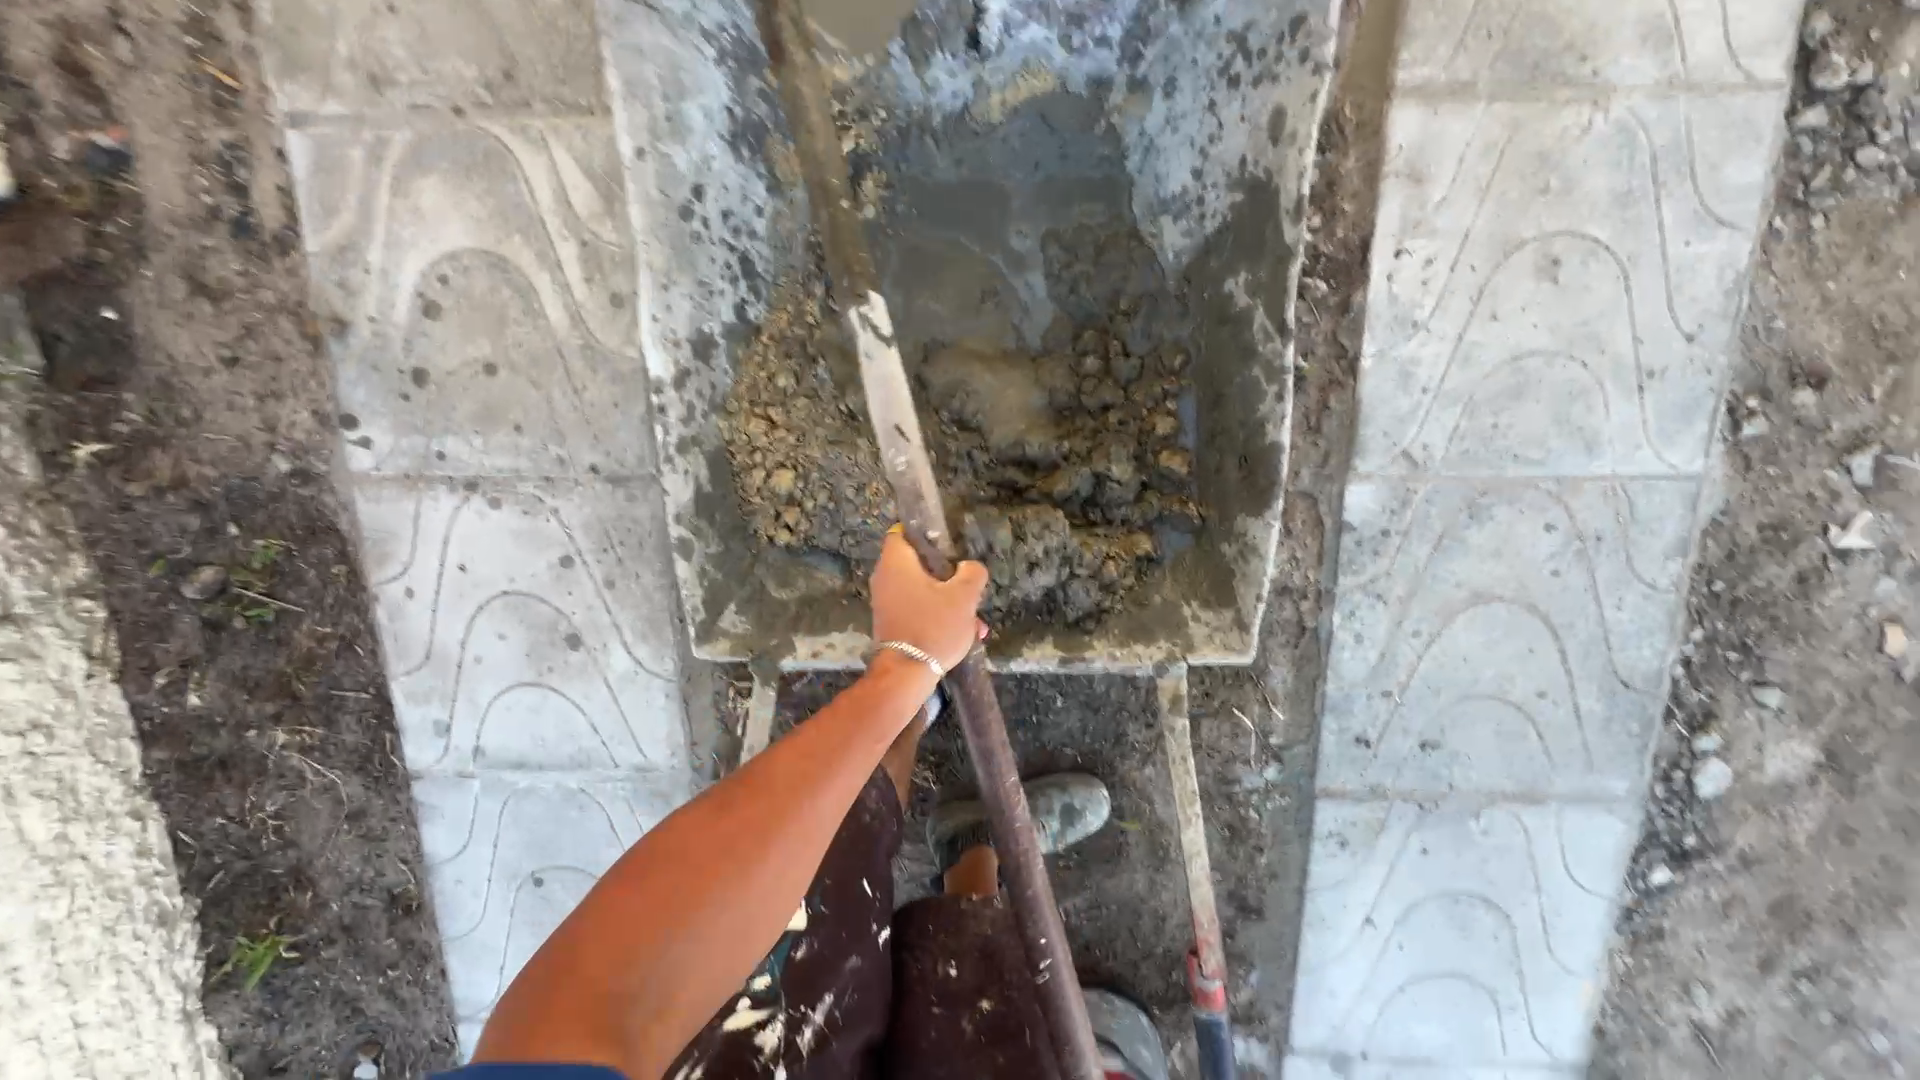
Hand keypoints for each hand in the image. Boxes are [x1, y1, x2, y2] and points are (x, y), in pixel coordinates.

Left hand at [870, 526, 989, 671]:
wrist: (906, 674)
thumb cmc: (933, 627)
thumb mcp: (964, 597)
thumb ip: (972, 573)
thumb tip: (969, 567)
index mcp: (896, 563)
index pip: (903, 532)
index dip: (926, 533)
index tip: (948, 544)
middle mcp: (885, 579)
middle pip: (918, 564)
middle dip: (947, 575)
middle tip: (967, 583)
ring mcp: (887, 603)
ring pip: (923, 590)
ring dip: (948, 600)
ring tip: (974, 619)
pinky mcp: (893, 623)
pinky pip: (919, 610)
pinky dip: (938, 616)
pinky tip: (965, 633)